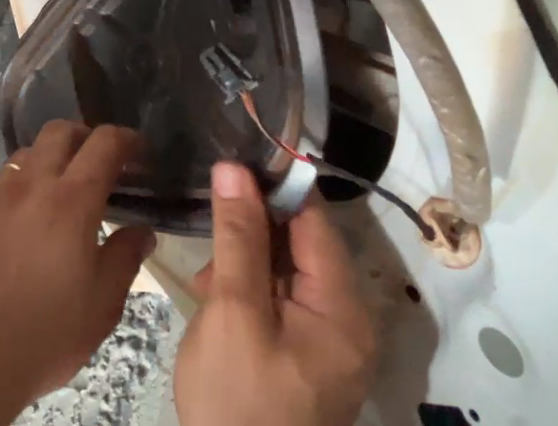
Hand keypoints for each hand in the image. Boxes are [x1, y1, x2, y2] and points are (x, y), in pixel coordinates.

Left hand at [0, 122, 157, 418]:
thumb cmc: (45, 334)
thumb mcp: (102, 305)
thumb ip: (125, 258)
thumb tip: (141, 230)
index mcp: (70, 202)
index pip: (104, 144)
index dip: (127, 139)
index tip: (139, 150)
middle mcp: (28, 186)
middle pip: (58, 132)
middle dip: (84, 136)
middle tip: (100, 162)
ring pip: (24, 156)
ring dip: (48, 162)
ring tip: (59, 194)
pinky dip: (17, 192)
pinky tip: (20, 227)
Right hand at [175, 162, 375, 425]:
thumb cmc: (237, 398)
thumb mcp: (232, 310)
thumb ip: (237, 236)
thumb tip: (233, 168)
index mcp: (345, 308)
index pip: (314, 221)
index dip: (273, 185)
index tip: (230, 160)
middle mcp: (350, 320)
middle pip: (302, 244)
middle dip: (252, 232)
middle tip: (207, 241)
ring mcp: (330, 342)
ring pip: (287, 271)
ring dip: (245, 263)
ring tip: (207, 285)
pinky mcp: (308, 356)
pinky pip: (283, 301)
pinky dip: (249, 293)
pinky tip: (218, 305)